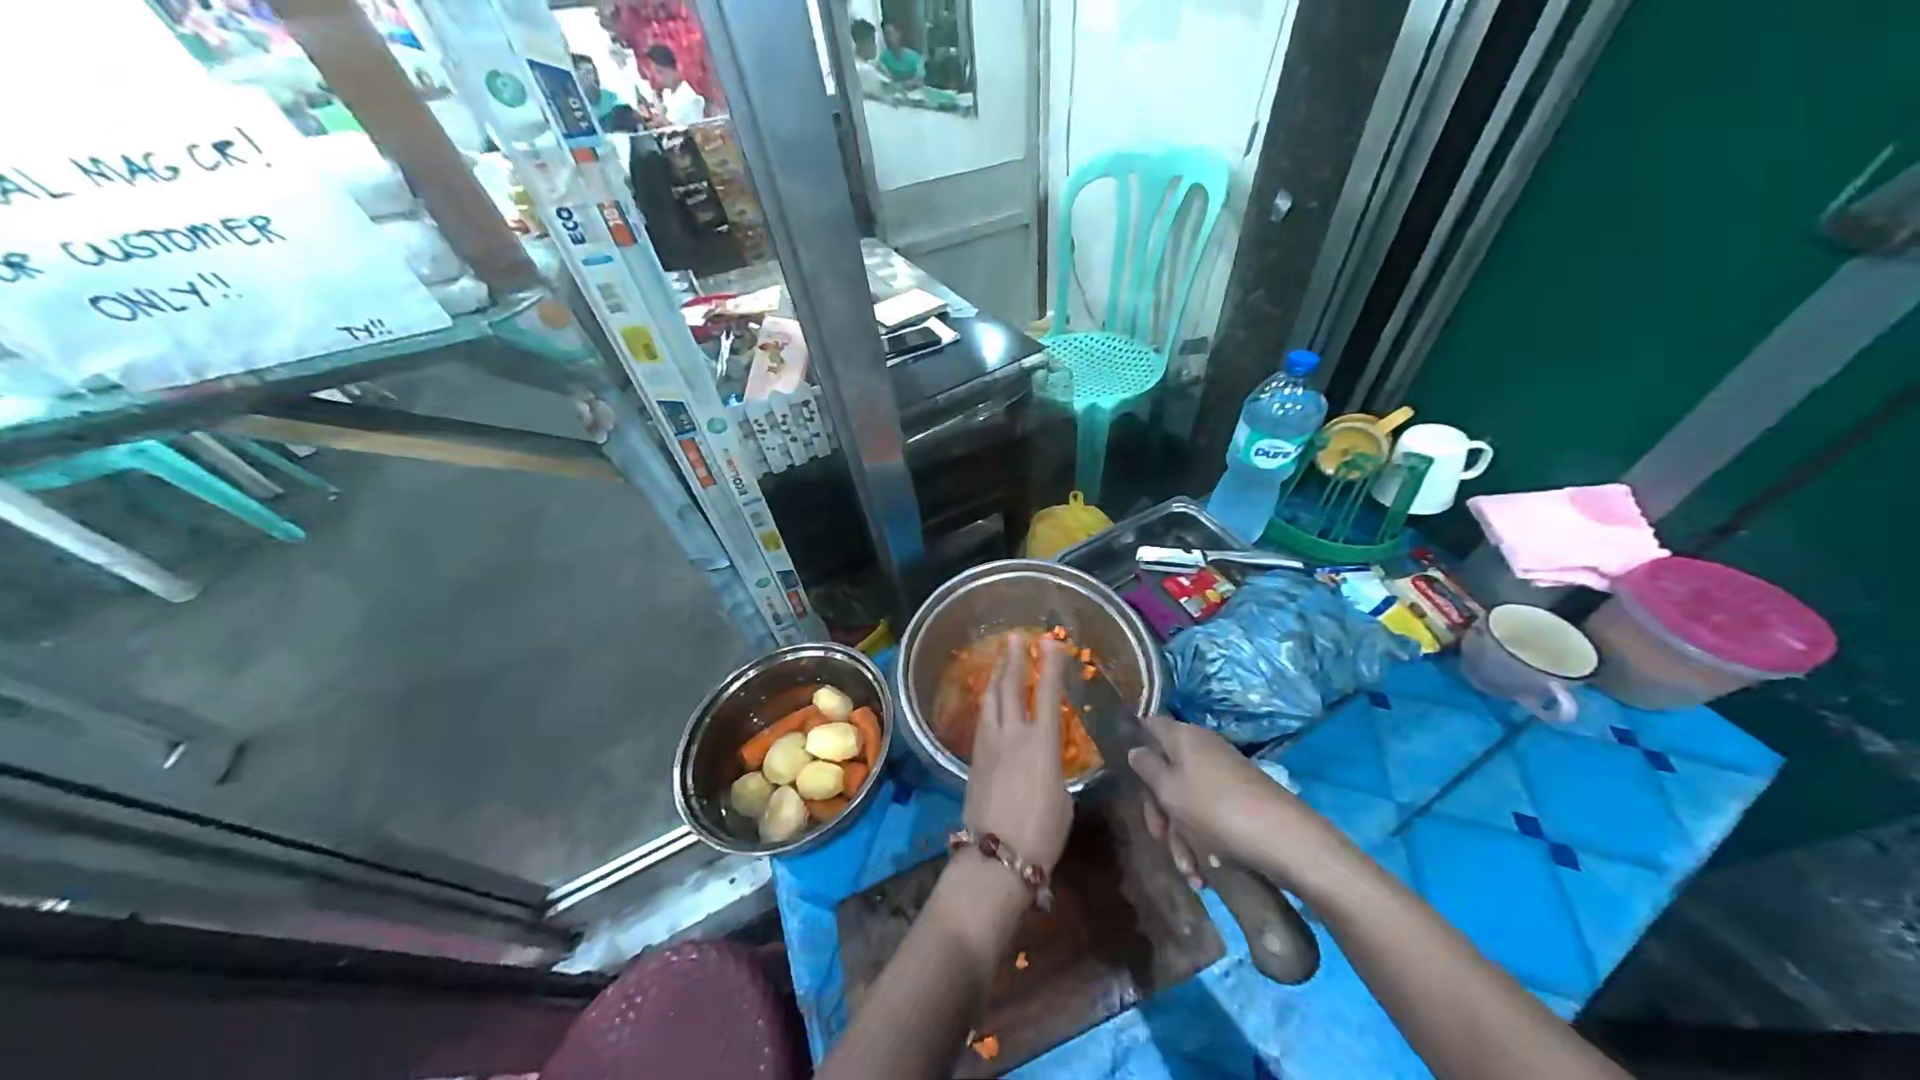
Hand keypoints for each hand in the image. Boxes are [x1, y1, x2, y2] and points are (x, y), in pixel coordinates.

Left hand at [962, 634, 1073, 872]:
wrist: (996, 857)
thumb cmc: (1042, 832)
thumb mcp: (1063, 796)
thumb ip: (1054, 767)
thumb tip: (1045, 759)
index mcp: (1042, 742)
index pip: (1048, 693)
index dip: (1051, 665)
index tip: (1051, 641)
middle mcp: (1012, 734)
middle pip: (1011, 687)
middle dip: (1014, 660)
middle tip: (1016, 639)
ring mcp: (989, 744)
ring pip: (990, 700)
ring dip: (997, 677)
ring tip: (1001, 662)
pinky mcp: (974, 758)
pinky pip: (982, 719)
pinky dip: (988, 702)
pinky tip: (989, 701)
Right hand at [1128, 714, 1352, 892]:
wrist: (1285, 840)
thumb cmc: (1215, 809)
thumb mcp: (1169, 790)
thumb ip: (1147, 767)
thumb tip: (1137, 750)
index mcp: (1183, 737)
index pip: (1151, 724)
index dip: (1137, 741)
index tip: (1129, 771)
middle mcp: (1203, 749)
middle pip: (1166, 772)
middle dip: (1160, 810)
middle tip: (1159, 838)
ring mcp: (1224, 775)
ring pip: (1187, 801)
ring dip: (1182, 837)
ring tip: (1191, 873)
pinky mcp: (1240, 800)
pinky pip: (1209, 816)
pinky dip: (1204, 842)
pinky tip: (1206, 872)